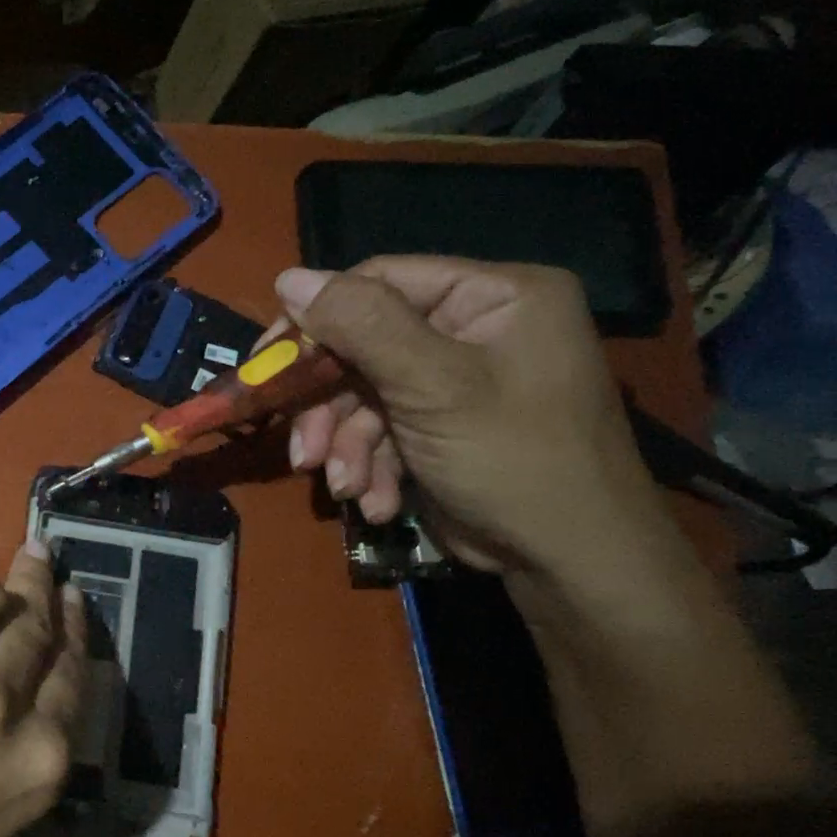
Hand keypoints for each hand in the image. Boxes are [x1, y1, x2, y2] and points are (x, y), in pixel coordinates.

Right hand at [276, 256, 661, 572]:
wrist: (568, 558)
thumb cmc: (513, 457)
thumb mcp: (432, 385)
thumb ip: (361, 325)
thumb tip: (287, 277)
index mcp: (493, 297)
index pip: (379, 283)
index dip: (316, 321)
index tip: (268, 363)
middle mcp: (474, 329)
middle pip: (361, 347)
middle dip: (330, 408)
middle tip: (305, 451)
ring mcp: (455, 381)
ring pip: (362, 397)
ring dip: (345, 447)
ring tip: (346, 487)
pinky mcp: (438, 426)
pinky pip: (381, 431)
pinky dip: (369, 467)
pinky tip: (375, 500)